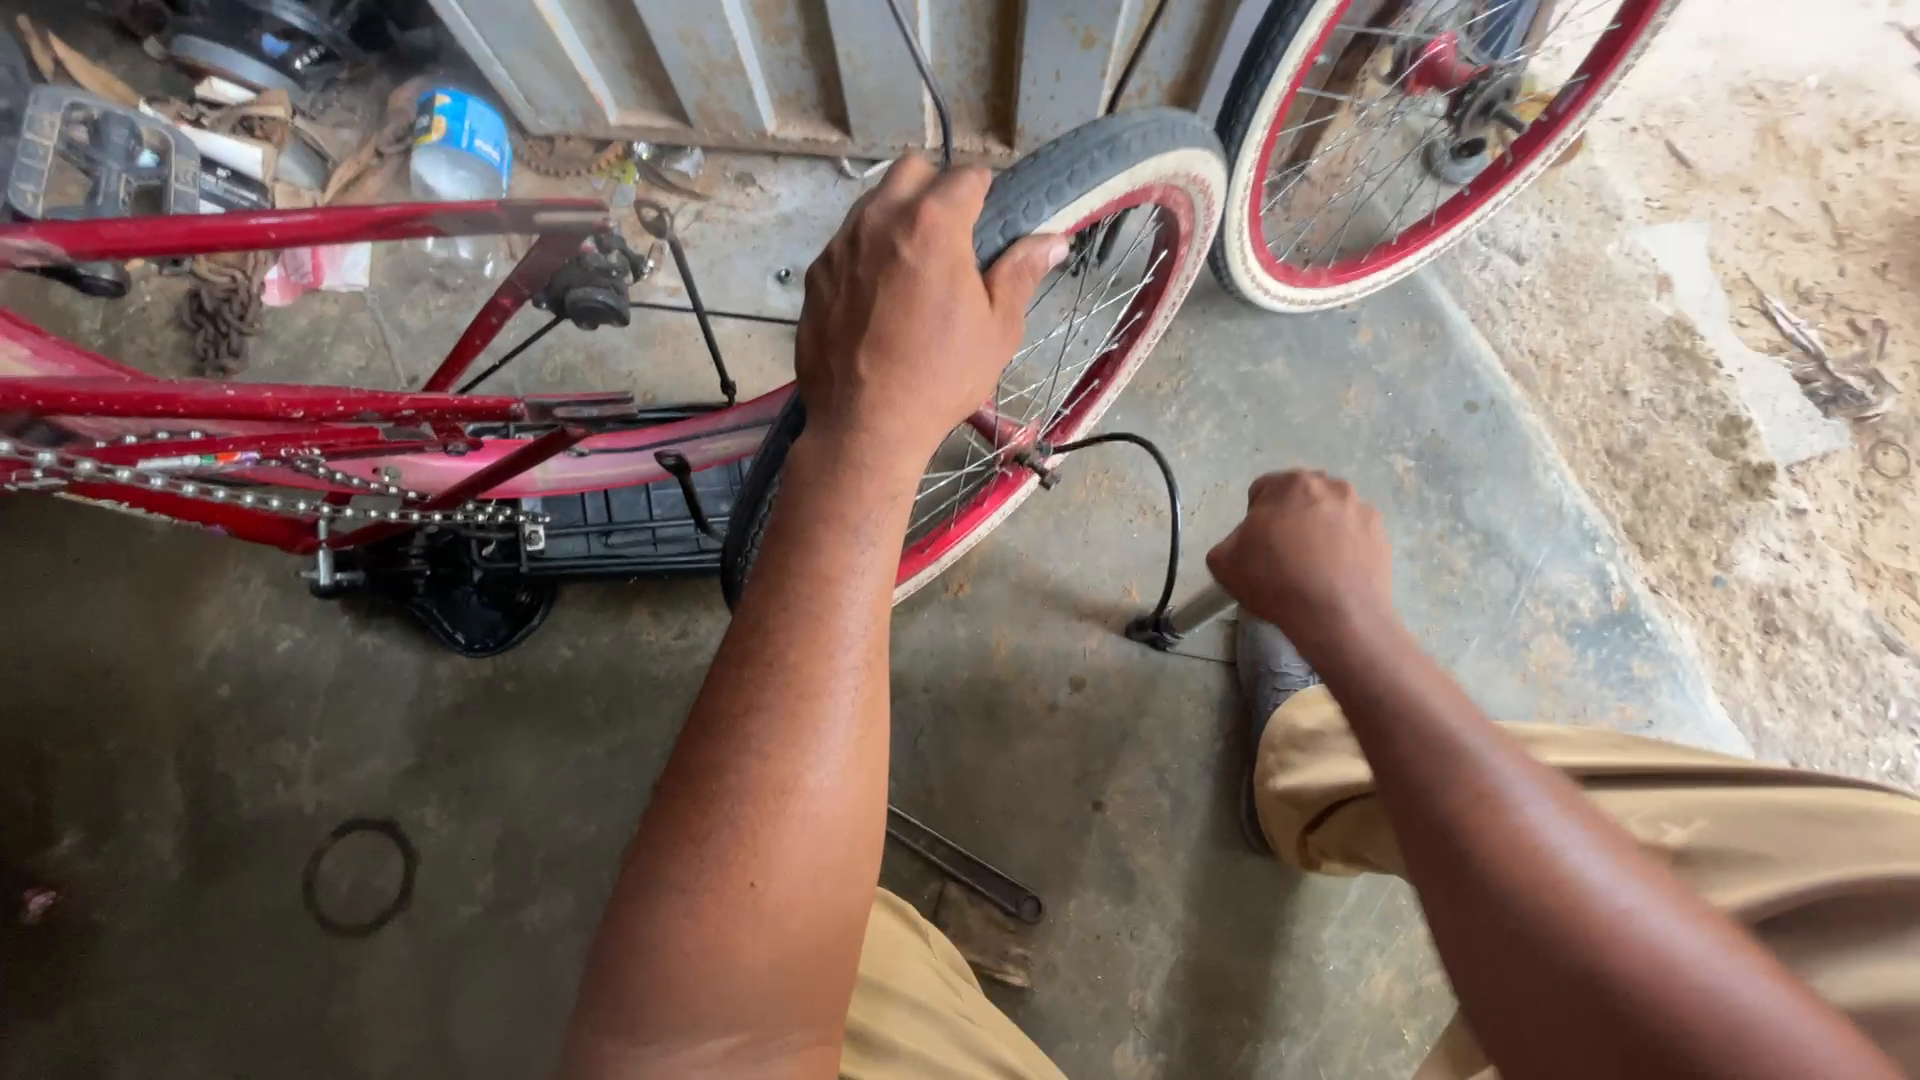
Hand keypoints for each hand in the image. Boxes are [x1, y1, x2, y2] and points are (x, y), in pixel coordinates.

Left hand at [794, 156, 1068, 463]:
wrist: (866, 425)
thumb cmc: (941, 379)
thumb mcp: (997, 330)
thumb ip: (1021, 273)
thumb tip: (1054, 240)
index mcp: (933, 225)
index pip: (967, 177)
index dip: (985, 193)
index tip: (989, 219)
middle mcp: (880, 220)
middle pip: (911, 171)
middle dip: (935, 188)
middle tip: (950, 236)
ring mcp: (840, 246)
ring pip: (872, 203)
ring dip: (897, 217)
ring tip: (912, 266)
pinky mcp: (816, 277)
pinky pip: (845, 244)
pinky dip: (865, 253)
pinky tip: (877, 297)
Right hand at [1206, 470, 1393, 649]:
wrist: (1337, 616)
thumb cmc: (1275, 581)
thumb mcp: (1223, 562)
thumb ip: (1229, 539)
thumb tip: (1248, 540)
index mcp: (1290, 483)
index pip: (1262, 490)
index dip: (1255, 518)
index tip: (1257, 545)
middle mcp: (1331, 486)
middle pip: (1300, 497)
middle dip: (1290, 517)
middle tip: (1283, 553)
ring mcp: (1361, 508)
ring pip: (1329, 513)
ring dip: (1319, 529)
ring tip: (1313, 566)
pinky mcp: (1381, 534)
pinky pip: (1353, 533)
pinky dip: (1344, 546)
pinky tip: (1335, 573)